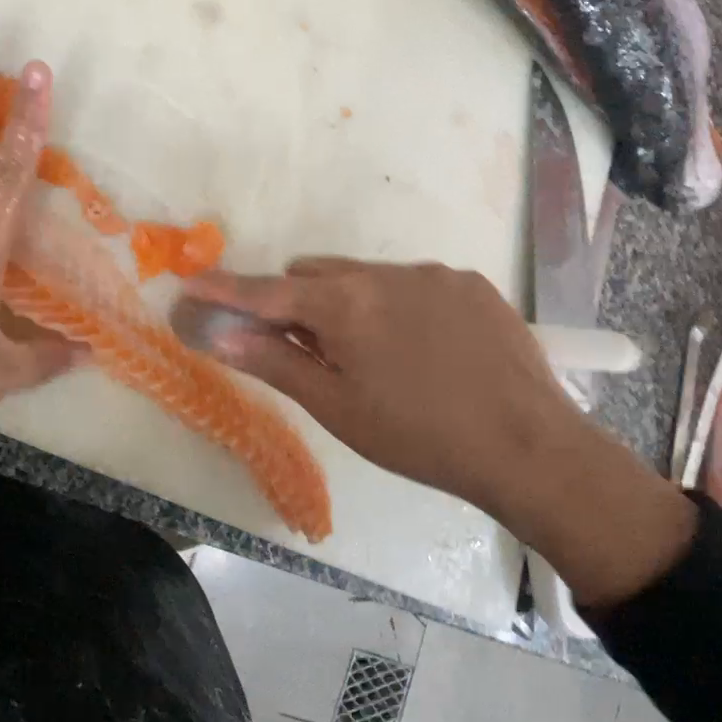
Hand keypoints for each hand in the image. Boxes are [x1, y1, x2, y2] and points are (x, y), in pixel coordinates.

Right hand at [183, 259, 695, 607]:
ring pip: (363, 277)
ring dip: (350, 304)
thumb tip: (219, 334)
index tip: (190, 285)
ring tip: (378, 358)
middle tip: (308, 351)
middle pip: (313, 275)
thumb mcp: (336, 407)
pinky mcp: (470, 284)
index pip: (266, 291)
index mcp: (343, 304)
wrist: (530, 449)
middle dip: (296, 303)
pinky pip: (411, 283)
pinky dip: (397, 307)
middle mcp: (382, 273)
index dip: (224, 291)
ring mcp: (431, 274)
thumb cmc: (418, 436)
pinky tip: (424, 351)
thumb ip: (273, 361)